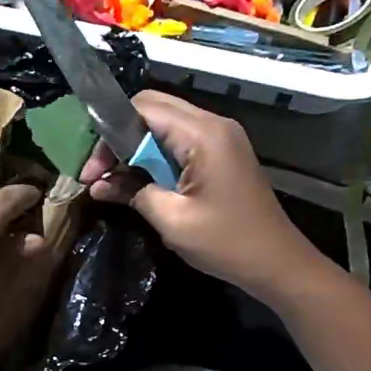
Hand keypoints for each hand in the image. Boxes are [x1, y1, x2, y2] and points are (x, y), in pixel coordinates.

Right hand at [83, 90, 330, 301]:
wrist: (277, 262)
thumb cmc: (226, 243)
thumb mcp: (172, 221)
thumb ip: (132, 193)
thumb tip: (97, 185)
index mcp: (203, 134)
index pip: (143, 107)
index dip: (110, 132)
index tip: (93, 170)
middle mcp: (213, 124)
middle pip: (153, 109)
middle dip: (119, 138)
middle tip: (99, 174)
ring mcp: (221, 137)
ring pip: (164, 126)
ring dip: (136, 149)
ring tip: (114, 182)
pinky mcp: (222, 154)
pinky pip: (180, 142)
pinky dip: (156, 158)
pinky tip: (141, 183)